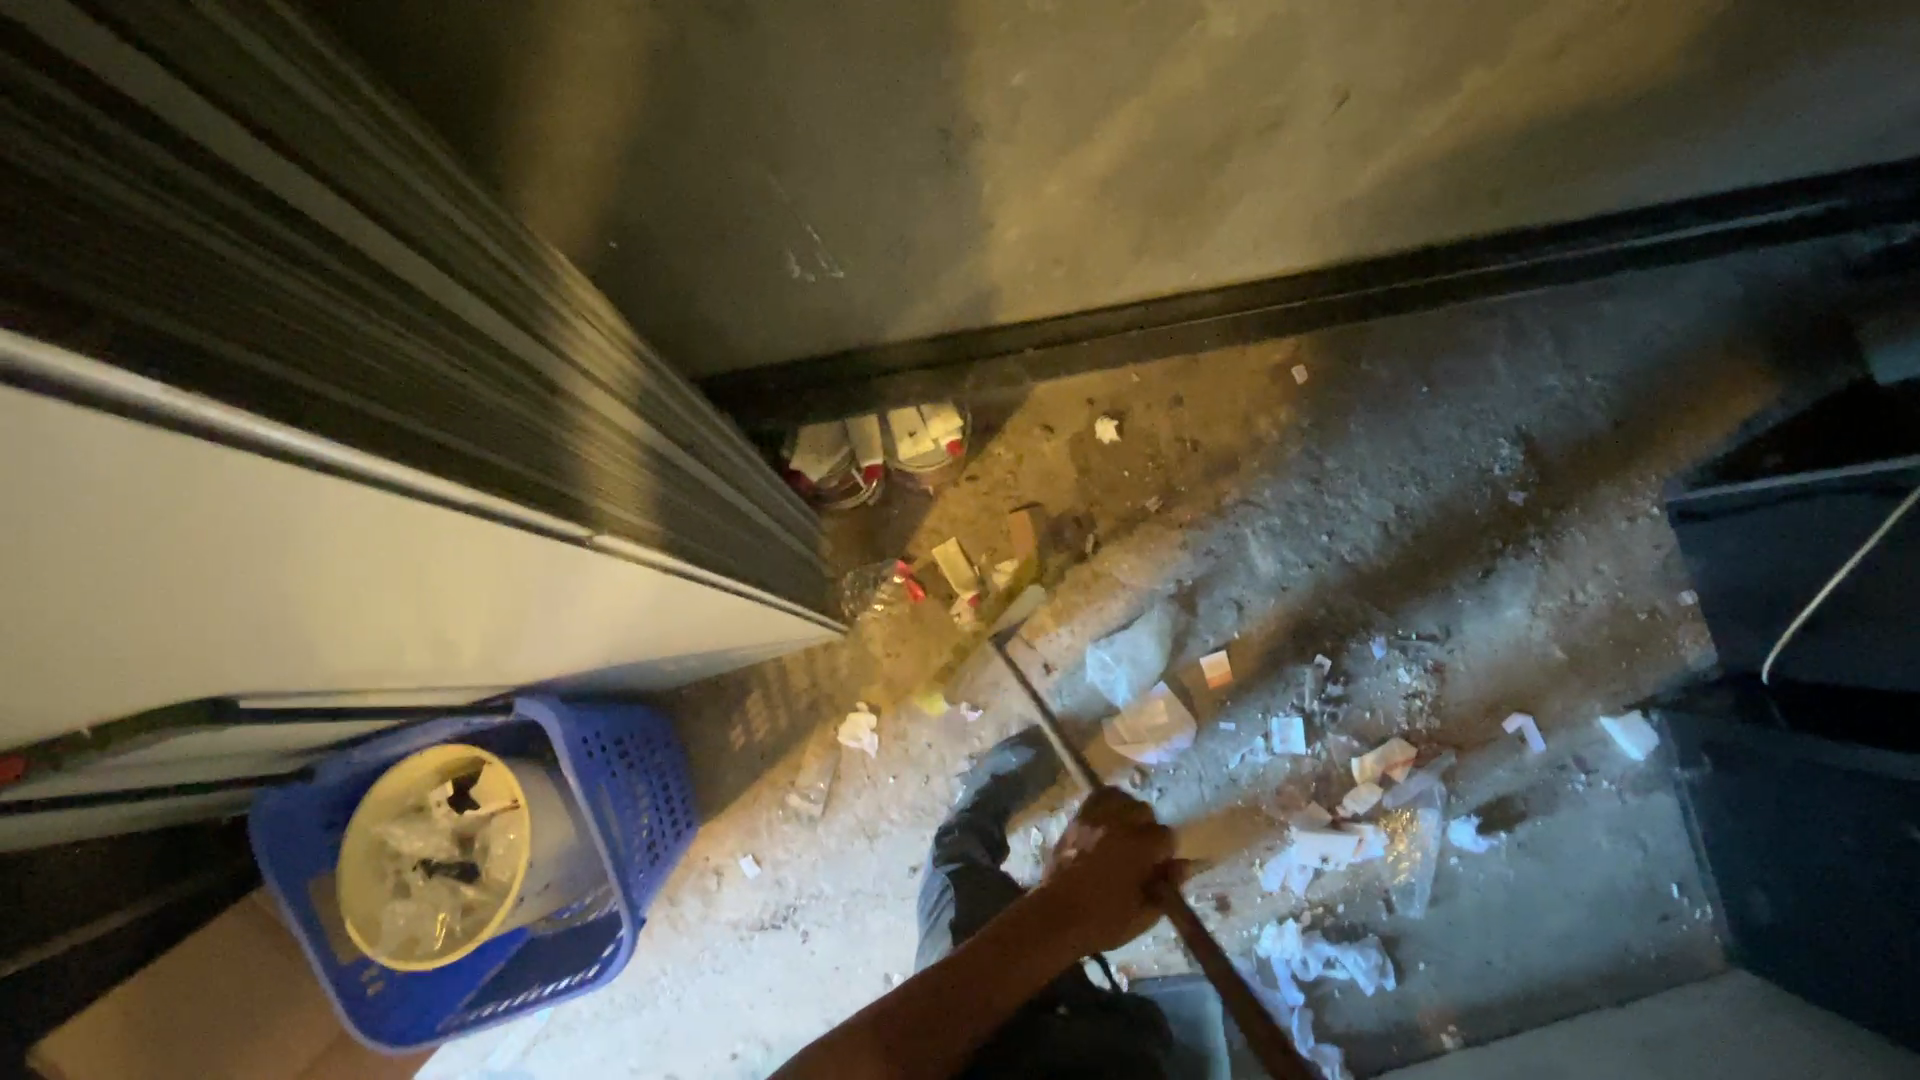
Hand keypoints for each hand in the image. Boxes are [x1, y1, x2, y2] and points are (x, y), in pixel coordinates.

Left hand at [1035, 787, 1184, 955]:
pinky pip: (1096, 797)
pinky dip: (1106, 803)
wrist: (1057, 915)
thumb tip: (1185, 866)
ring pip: (1122, 798)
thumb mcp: (1144, 914)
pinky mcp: (1076, 819)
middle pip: (1145, 811)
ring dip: (1128, 811)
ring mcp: (1094, 819)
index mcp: (1139, 849)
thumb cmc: (1103, 920)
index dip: (1166, 852)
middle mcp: (1118, 825)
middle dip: (1149, 829)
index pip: (1167, 835)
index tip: (1159, 866)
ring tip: (1125, 831)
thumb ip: (1168, 886)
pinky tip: (1108, 820)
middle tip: (1141, 851)